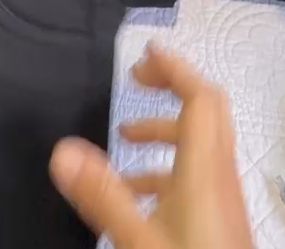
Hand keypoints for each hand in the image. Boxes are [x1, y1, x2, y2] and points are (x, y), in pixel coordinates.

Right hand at [49, 45, 252, 248]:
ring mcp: (224, 199)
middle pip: (207, 110)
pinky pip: (197, 174)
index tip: (145, 53)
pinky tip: (135, 193)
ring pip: (201, 143)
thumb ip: (102, 194)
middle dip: (171, 87)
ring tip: (123, 136)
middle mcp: (220, 176)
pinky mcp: (221, 221)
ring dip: (164, 129)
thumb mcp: (138, 238)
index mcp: (204, 169)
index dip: (175, 68)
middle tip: (137, 80)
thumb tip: (61, 149)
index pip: (199, 96)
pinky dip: (168, 166)